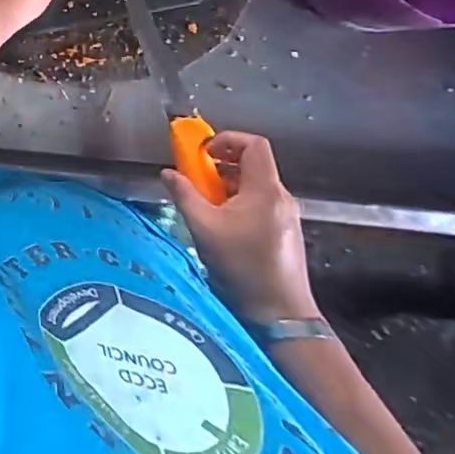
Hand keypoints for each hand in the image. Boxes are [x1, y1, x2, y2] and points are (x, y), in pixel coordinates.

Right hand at [162, 131, 318, 323]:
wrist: (280, 314)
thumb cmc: (243, 265)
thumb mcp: (203, 226)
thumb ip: (184, 193)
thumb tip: (169, 173)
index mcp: (266, 191)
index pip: (254, 144)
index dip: (226, 139)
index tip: (202, 152)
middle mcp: (281, 198)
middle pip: (251, 163)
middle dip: (219, 164)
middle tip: (195, 177)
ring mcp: (285, 215)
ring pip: (252, 183)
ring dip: (224, 184)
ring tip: (204, 202)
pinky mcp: (283, 230)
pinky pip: (257, 201)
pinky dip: (235, 200)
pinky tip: (220, 221)